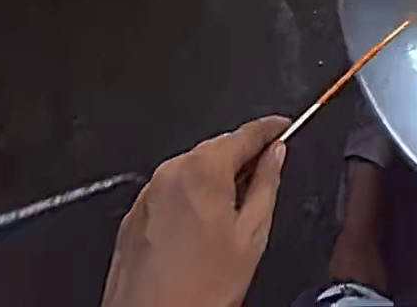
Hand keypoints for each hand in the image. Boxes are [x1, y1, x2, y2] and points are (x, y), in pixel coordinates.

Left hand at [101, 115, 288, 306]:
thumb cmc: (199, 294)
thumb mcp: (251, 236)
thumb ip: (267, 183)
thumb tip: (275, 154)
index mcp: (204, 170)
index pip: (246, 133)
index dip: (270, 127)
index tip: (283, 126)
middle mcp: (172, 171)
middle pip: (218, 148)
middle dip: (242, 156)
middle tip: (263, 173)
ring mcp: (149, 192)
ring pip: (193, 168)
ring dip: (215, 177)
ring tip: (230, 213)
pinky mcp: (134, 215)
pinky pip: (170, 190)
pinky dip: (189, 196)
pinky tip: (199, 229)